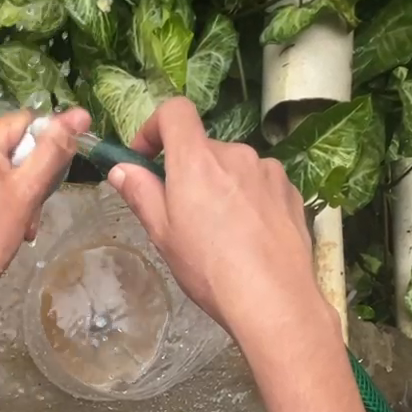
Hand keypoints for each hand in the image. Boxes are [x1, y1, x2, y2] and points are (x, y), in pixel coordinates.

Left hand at [0, 107, 89, 299]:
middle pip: (11, 148)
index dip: (44, 149)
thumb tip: (78, 115)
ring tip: (20, 223)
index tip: (46, 182)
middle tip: (33, 211)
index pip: (25, 124)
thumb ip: (53, 150)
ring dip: (17, 192)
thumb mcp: (29, 190)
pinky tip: (0, 222)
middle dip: (29, 178)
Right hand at [108, 98, 326, 343]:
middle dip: (188, 173)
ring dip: (220, 188)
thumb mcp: (164, 236)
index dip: (154, 128)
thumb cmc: (208, 270)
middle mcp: (235, 154)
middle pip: (203, 149)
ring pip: (233, 169)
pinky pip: (259, 185)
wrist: (272, 299)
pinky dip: (247, 200)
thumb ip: (142, 195)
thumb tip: (121, 169)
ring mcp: (268, 170)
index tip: (145, 158)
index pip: (175, 113)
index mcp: (197, 161)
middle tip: (181, 217)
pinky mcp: (290, 190)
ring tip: (219, 234)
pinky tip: (247, 237)